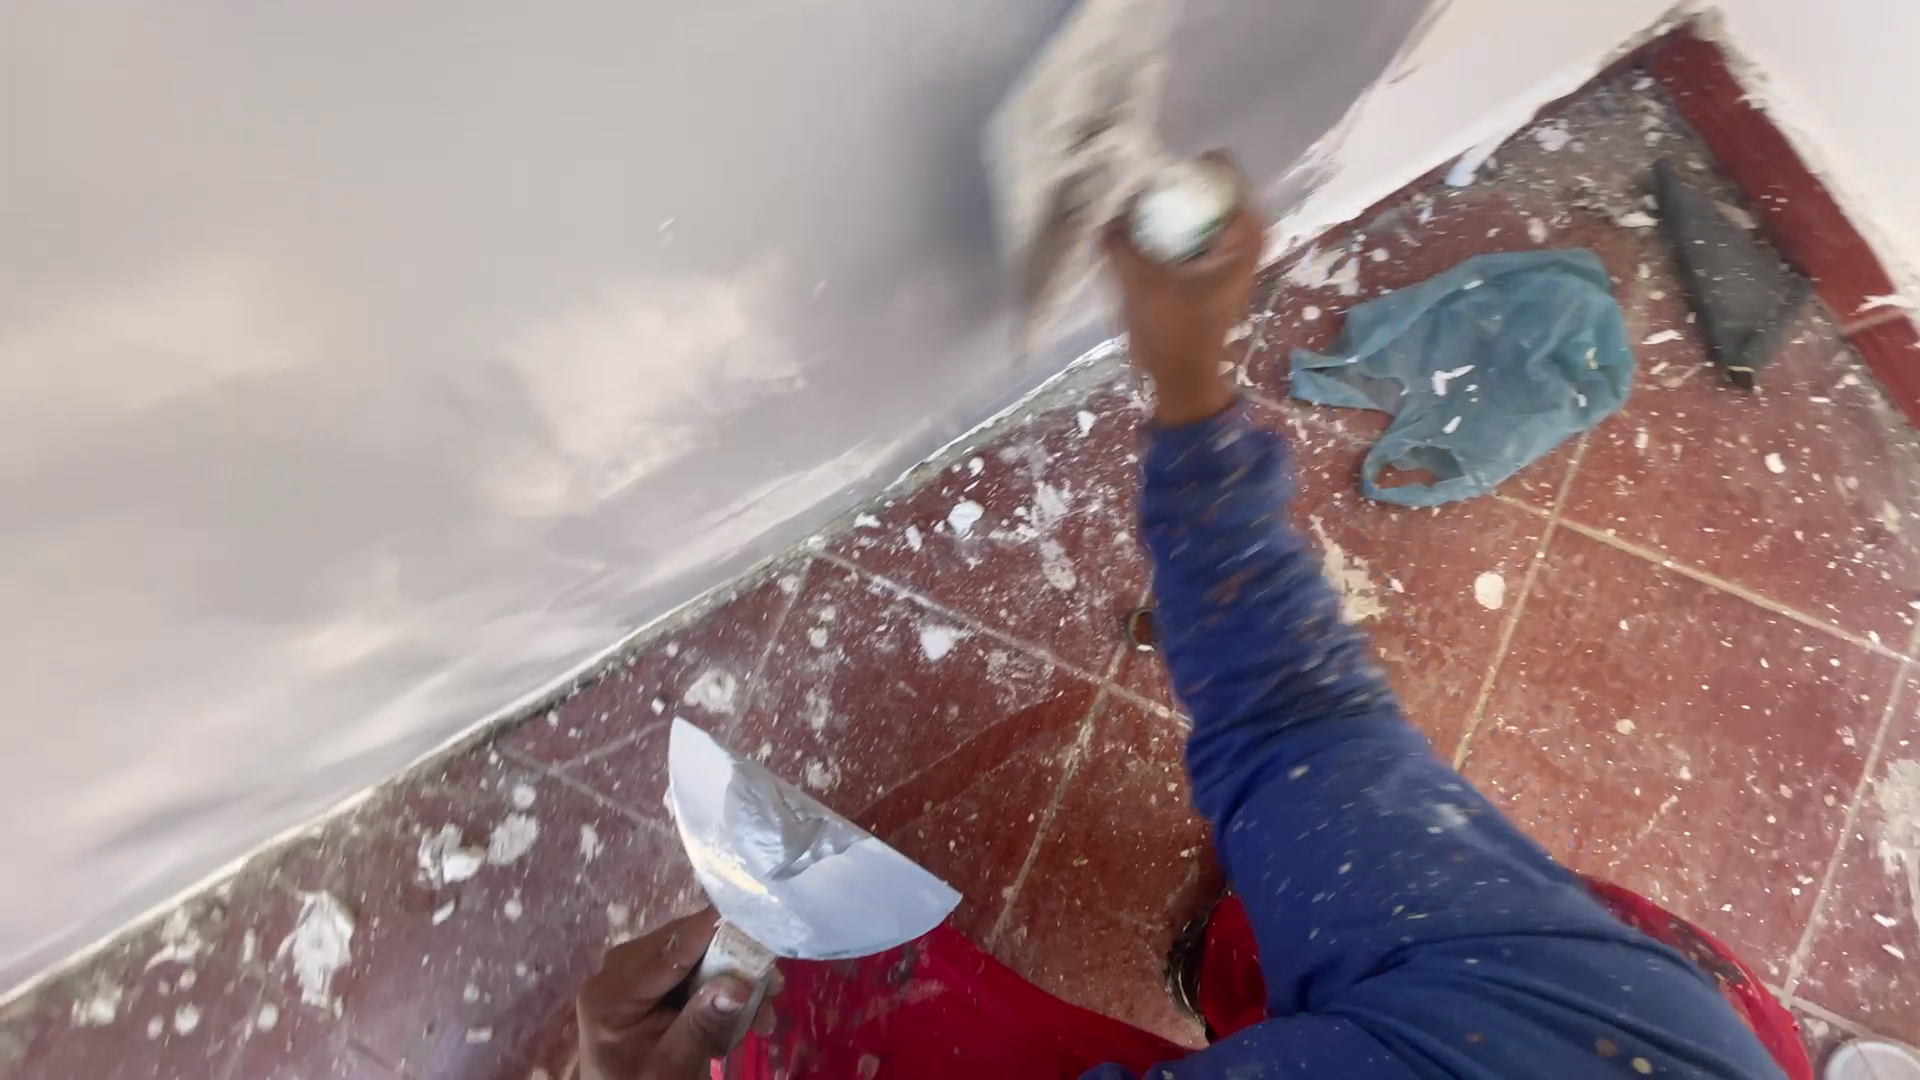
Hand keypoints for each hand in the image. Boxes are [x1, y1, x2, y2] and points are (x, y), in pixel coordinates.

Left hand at [574, 908, 780, 1079]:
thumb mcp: (670, 1071)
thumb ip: (701, 1025)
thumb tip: (740, 984)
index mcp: (612, 992)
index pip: (671, 949)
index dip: (718, 932)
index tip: (760, 924)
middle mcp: (622, 967)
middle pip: (690, 943)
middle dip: (736, 962)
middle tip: (775, 988)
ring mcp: (639, 966)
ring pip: (701, 951)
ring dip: (737, 975)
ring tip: (765, 1013)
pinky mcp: (656, 972)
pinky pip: (699, 963)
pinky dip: (726, 984)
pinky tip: (748, 1014)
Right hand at [1101, 152, 1266, 425]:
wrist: (1181, 379)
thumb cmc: (1172, 333)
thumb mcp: (1141, 282)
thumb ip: (1120, 241)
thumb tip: (1104, 211)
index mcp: (1245, 232)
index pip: (1217, 170)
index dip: (1178, 172)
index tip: (1145, 183)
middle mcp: (1245, 235)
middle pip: (1203, 188)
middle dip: (1167, 190)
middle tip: (1131, 197)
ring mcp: (1228, 252)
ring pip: (1193, 211)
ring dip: (1162, 212)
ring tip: (1128, 214)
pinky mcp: (1210, 267)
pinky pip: (1186, 232)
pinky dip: (1163, 232)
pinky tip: (1135, 237)